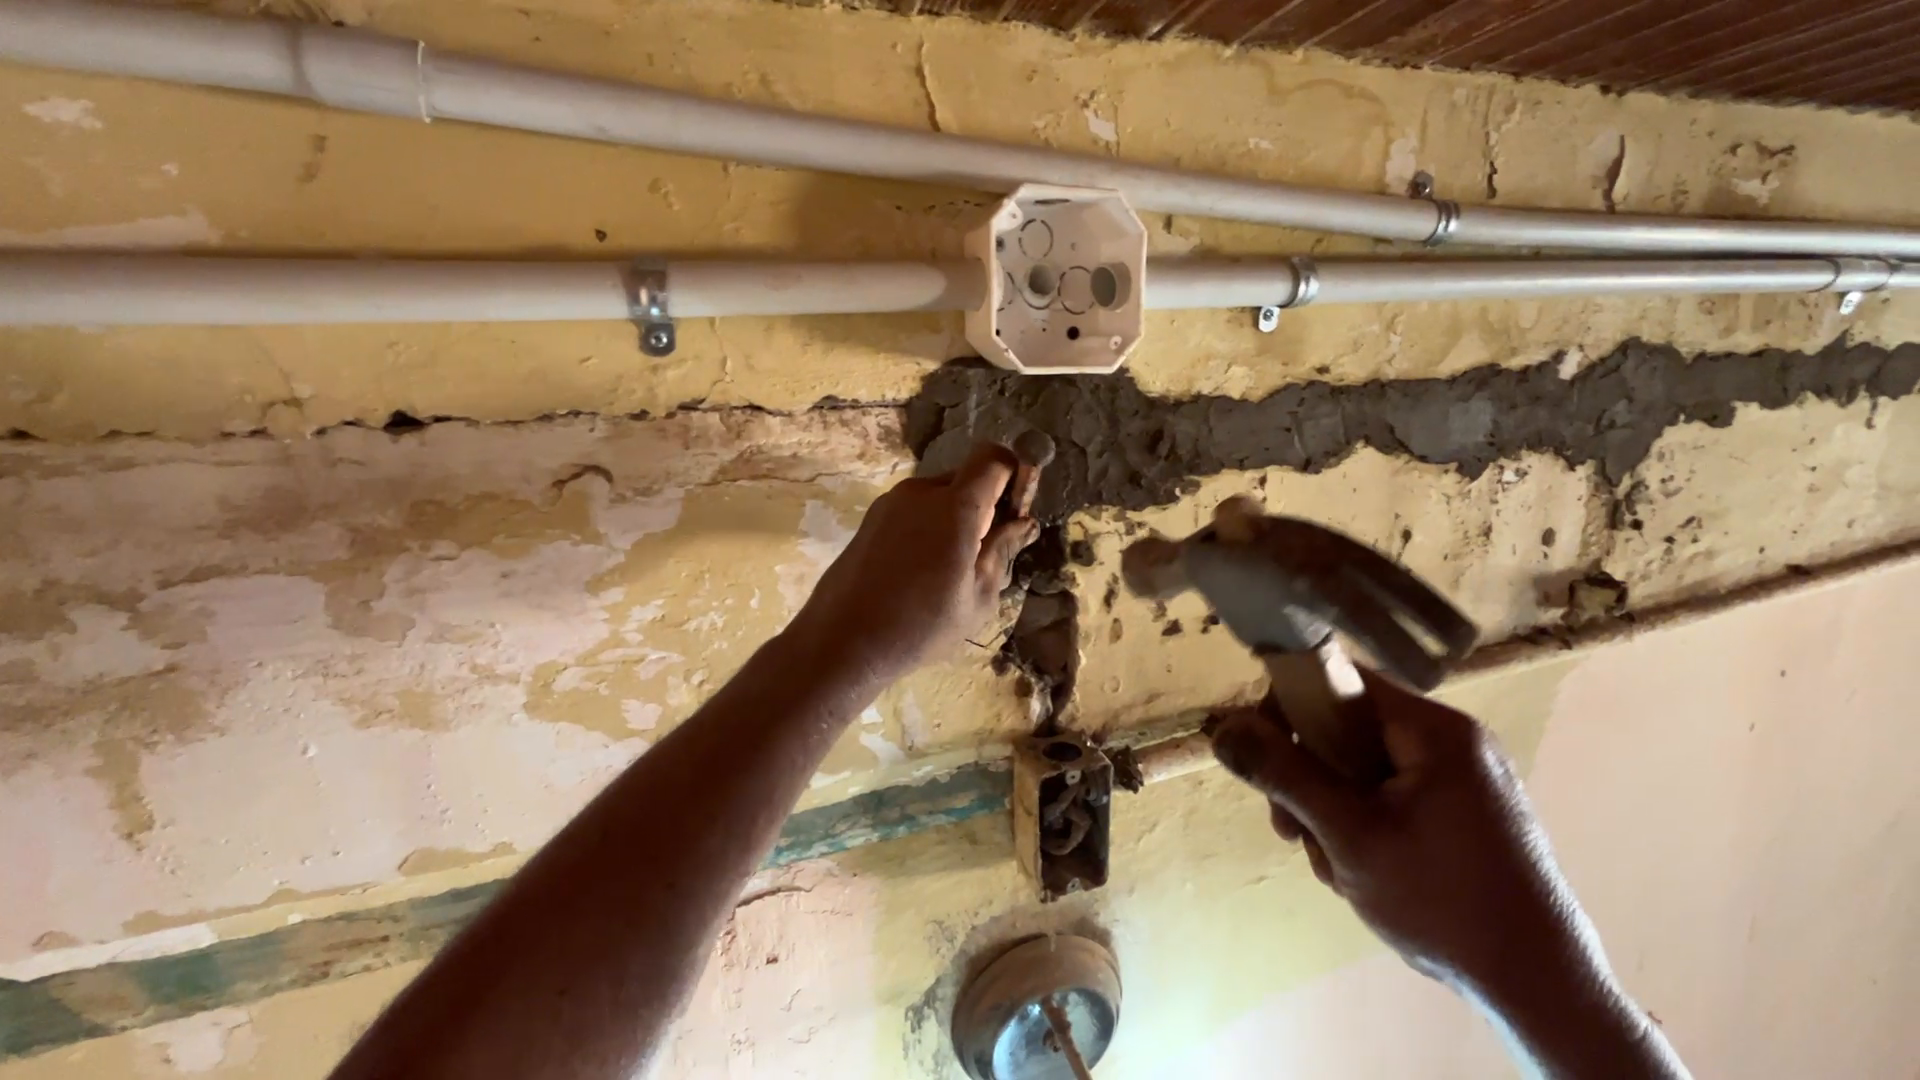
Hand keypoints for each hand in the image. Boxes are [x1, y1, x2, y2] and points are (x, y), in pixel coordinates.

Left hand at [790, 442, 1037, 683]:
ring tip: (948, 571)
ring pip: (939, 496)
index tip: (1015, 512)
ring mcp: (891, 502)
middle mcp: (920, 492)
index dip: (1013, 474)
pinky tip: (920, 572)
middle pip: (966, 478)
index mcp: (954, 507)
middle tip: (985, 554)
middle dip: (985, 505)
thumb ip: (1002, 551)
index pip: (993, 458)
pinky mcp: (871, 518)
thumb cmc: (919, 627)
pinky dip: (929, 527)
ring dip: (955, 519)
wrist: (841, 641)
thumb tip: (1023, 522)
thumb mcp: (977, 598)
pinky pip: (915, 510)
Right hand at [1210, 671, 1607, 998]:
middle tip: (1290, 829)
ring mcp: (1464, 780)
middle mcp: (1453, 742)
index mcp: (1435, 730)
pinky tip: (1362, 873)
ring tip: (1333, 866)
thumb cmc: (1442, 901)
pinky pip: (1392, 797)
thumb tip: (1223, 728)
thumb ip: (1284, 774)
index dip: (1288, 708)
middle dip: (1307, 778)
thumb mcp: (1348, 834)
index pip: (1340, 680)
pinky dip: (1364, 826)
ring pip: (1363, 770)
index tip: (1262, 759)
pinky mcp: (1466, 814)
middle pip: (1347, 729)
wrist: (1541, 988)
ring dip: (1331, 811)